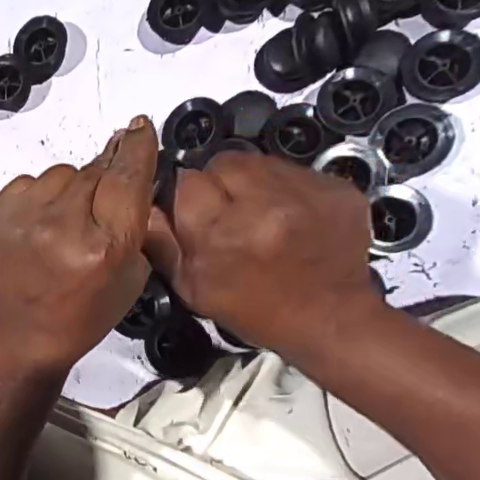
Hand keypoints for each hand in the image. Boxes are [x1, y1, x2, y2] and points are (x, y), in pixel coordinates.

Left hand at [0, 116, 159, 374]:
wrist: (29, 334)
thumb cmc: (84, 312)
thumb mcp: (132, 276)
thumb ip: (138, 224)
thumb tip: (136, 174)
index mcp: (106, 246)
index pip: (127, 175)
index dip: (138, 147)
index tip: (141, 128)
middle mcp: (65, 227)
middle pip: (96, 169)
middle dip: (107, 174)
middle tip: (102, 201)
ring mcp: (28, 218)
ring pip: (64, 172)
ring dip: (74, 188)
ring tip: (69, 224)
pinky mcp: (0, 215)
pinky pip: (33, 181)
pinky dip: (44, 195)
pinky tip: (46, 224)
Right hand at [145, 152, 385, 353]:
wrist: (330, 319)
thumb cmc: (256, 310)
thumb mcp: (194, 289)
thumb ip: (163, 244)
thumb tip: (145, 208)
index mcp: (221, 232)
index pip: (187, 181)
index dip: (188, 197)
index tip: (198, 216)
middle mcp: (263, 202)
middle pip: (222, 162)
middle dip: (220, 183)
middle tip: (230, 216)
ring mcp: (304, 191)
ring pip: (259, 160)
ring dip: (253, 182)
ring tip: (261, 216)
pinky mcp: (334, 187)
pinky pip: (295, 170)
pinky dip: (286, 189)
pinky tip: (290, 218)